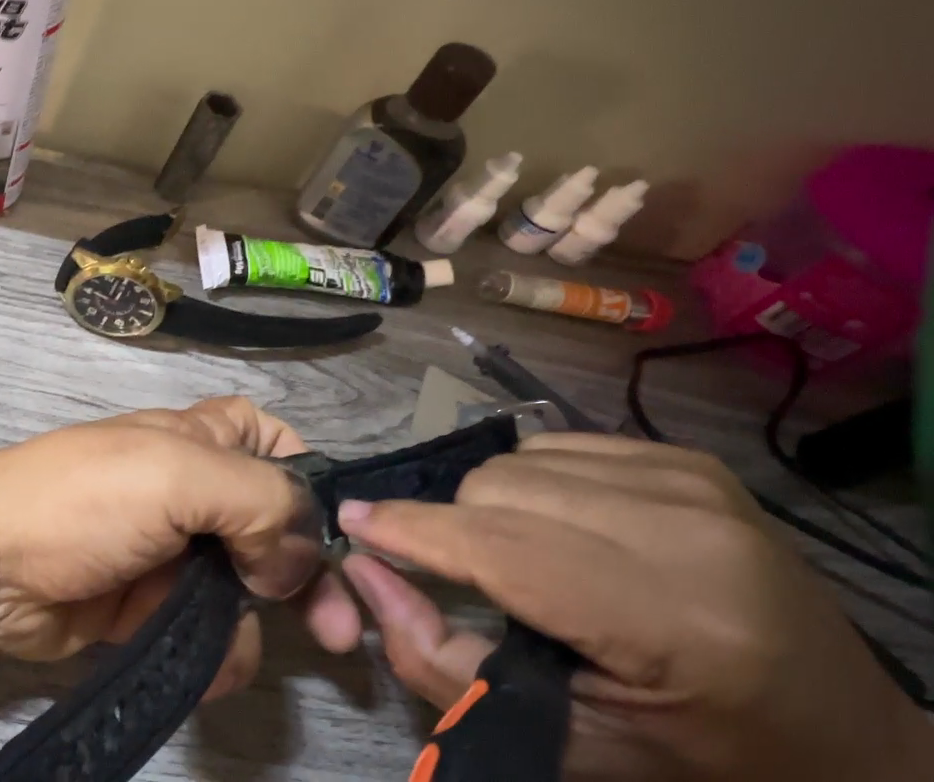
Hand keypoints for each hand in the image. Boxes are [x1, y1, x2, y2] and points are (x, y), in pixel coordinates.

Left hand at [0, 397, 364, 697]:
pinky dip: (212, 655)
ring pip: (243, 592)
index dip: (302, 470)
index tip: (332, 524)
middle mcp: (187, 494)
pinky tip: (203, 669)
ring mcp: (166, 555)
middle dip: (308, 576)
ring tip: (229, 646)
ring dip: (249, 626)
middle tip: (339, 630)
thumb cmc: (82, 500)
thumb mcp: (175, 474)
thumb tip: (298, 556)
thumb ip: (258, 500)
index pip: (266, 437)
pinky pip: (204, 635)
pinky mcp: (146, 609)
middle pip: (271, 528)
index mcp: (194, 442)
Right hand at [336, 432, 933, 780]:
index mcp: (674, 623)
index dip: (412, 531)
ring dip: (491, 503)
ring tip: (520, 554)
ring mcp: (696, 484)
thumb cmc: (696, 755)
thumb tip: (363, 570)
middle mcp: (690, 533)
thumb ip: (439, 660)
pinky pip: (556, 444)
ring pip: (517, 459)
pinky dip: (532, 482)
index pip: (501, 549)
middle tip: (459, 573)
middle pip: (498, 489)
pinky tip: (562, 527)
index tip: (351, 522)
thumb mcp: (563, 738)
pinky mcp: (692, 460)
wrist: (845, 736)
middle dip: (455, 526)